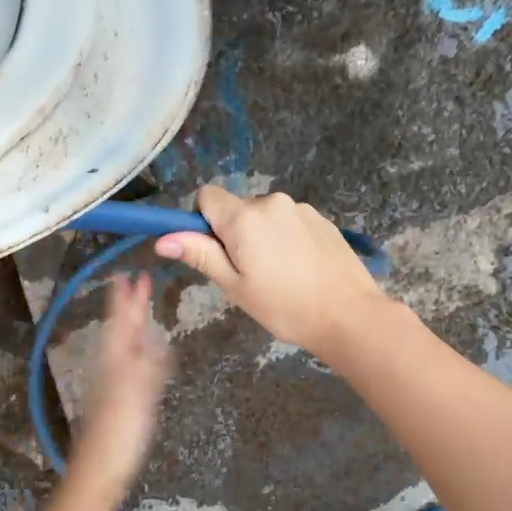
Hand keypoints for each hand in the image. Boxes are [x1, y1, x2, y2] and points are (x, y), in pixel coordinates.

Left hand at [71, 272, 170, 491]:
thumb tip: (153, 337)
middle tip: (136, 282)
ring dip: (131, 325)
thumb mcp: (134, 396)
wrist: (100, 471)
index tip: (130, 274)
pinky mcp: (119, 402)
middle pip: (120, 331)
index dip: (125, 300)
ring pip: (122, 346)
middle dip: (128, 307)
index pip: (119, 322)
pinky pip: (129, 365)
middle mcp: (110, 369)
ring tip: (139, 308)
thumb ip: (144, 366)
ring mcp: (113, 386)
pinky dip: (137, 351)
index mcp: (113, 362)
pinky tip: (144, 355)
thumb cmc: (118, 435)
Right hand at [154, 186, 390, 359]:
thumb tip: (163, 238)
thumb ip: (201, 255)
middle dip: (236, 234)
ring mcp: (301, 209)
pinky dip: (287, 241)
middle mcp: (272, 202)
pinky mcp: (323, 220)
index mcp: (245, 217)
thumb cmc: (285, 307)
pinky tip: (302, 271)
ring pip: (266, 217)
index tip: (215, 252)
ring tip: (280, 277)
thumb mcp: (235, 287)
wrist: (348, 315)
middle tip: (250, 275)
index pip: (207, 196)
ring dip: (264, 238)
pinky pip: (291, 223)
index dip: (203, 221)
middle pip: (238, 209)